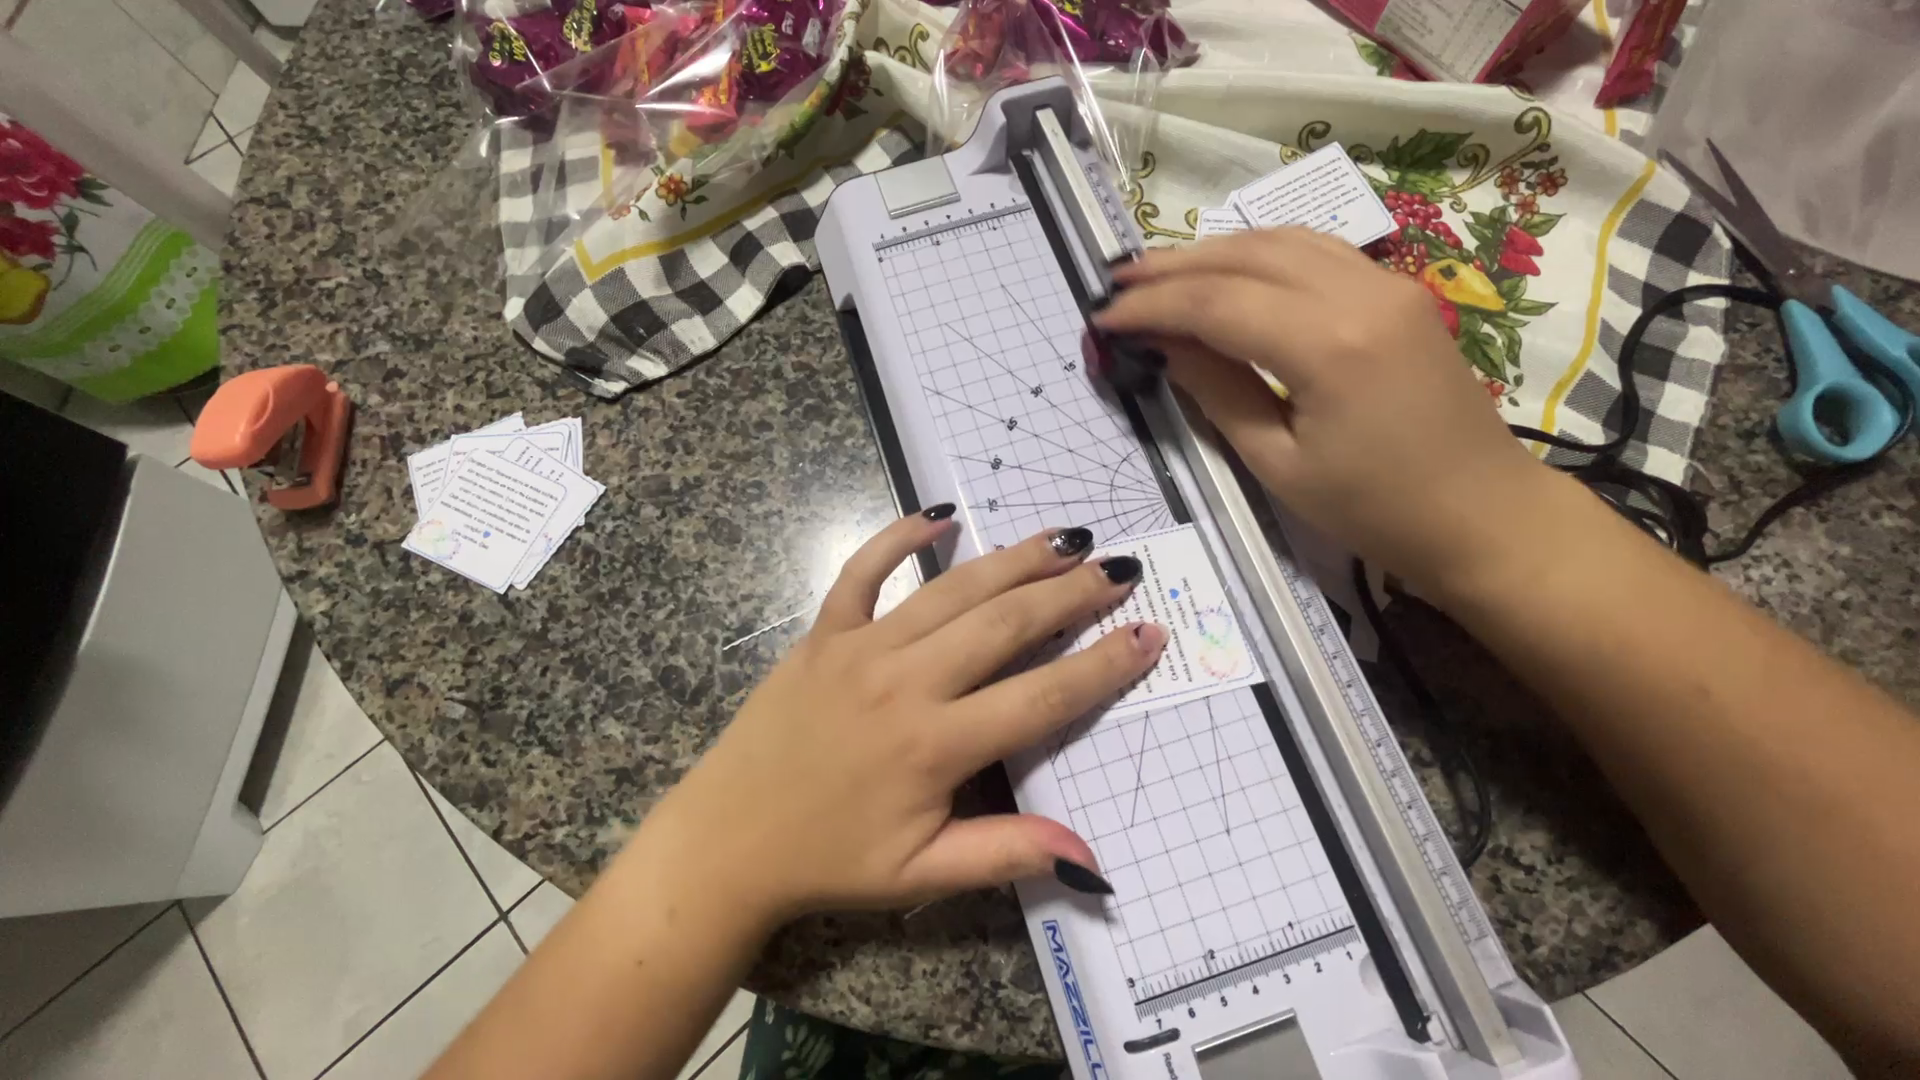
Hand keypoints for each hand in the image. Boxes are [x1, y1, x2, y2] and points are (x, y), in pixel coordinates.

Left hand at [641, 510, 1167, 930]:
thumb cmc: (830, 859)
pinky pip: (862, 571)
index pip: (1041, 697)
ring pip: (951, 591)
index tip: (1150, 635)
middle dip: (1070, 594)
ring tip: (1063, 540)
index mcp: (936, 745)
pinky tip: (940, 518)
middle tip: (1119, 568)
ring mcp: (860, 648)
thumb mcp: (922, 875)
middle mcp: (905, 683)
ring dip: (1012, 560)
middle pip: (1005, 624)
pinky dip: (899, 538)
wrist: (726, 840)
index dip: (1103, 666)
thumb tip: (1092, 858)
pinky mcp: (823, 633)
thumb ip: (1006, 853)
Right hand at [1097, 227, 1552, 598]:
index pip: (1217, 302)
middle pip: (1247, 255)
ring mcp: (1387, 284)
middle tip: (1117, 283)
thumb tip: (1164, 344)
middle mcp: (1360, 293)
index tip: (1103, 318)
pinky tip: (1229, 270)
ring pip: (1283, 240)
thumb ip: (1218, 391)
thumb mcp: (1278, 463)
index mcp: (1328, 345)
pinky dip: (1260, 253)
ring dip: (1215, 250)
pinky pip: (1316, 251)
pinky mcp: (1398, 292)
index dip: (1152, 306)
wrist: (1483, 516)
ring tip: (1159, 272)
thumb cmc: (1375, 510)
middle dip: (1173, 266)